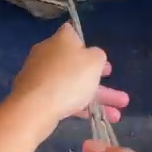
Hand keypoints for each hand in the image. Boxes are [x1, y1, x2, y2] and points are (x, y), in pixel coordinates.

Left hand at [7, 24, 128, 124]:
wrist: (35, 106)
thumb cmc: (69, 77)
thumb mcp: (94, 62)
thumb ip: (98, 56)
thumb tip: (91, 55)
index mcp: (60, 39)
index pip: (72, 32)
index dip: (86, 42)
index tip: (98, 56)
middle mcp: (48, 54)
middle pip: (76, 64)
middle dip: (99, 80)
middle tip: (117, 92)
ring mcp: (40, 75)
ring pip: (72, 84)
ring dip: (96, 99)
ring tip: (116, 115)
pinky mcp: (36, 95)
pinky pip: (62, 98)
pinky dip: (79, 107)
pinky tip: (96, 119)